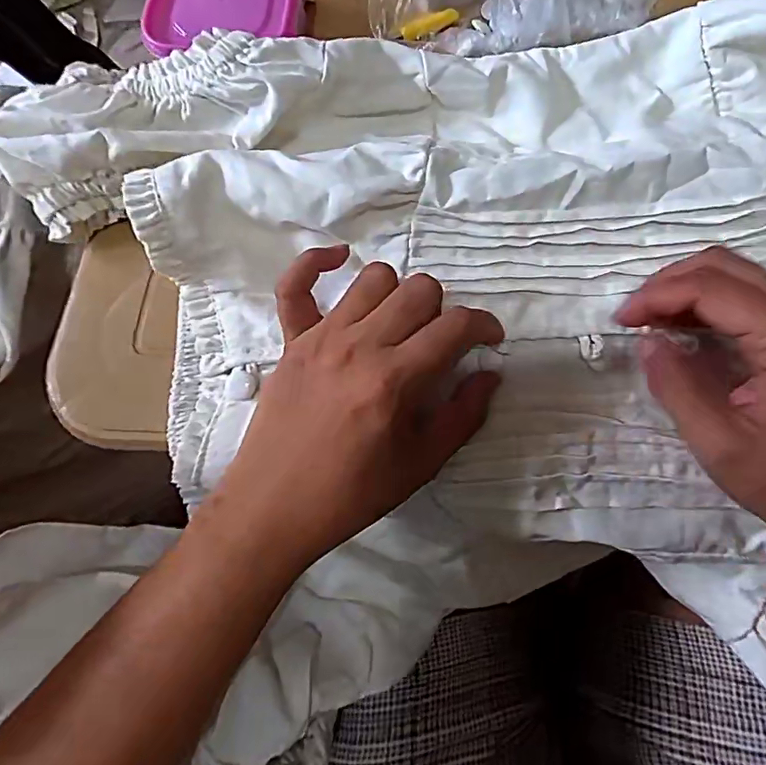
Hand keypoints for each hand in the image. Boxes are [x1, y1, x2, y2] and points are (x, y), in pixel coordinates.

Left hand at [201, 247, 505, 571]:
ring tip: (399, 322)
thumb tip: (490, 374)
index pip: (455, 326)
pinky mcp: (291, 340)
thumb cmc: (351, 493)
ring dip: (397, 292)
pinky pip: (294, 286)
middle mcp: (359, 346)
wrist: (275, 505)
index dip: (483, 325)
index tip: (489, 338)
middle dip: (443, 309)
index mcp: (394, 379)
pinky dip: (315, 263)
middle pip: (418, 290)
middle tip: (440, 341)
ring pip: (372, 279)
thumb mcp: (420, 466)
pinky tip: (339, 259)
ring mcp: (320, 337)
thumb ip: (462, 416)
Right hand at [614, 246, 765, 555]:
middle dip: (668, 283)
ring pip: (735, 274)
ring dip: (685, 288)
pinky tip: (680, 328)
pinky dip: (704, 302)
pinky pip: (746, 297)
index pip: (712, 288)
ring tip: (649, 320)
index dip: (657, 296)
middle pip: (724, 266)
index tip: (621, 322)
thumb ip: (677, 387)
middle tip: (633, 316)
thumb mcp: (720, 446)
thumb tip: (646, 342)